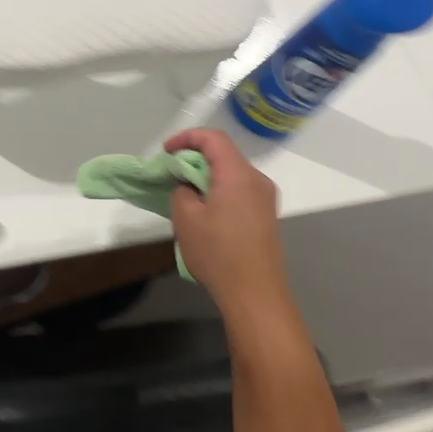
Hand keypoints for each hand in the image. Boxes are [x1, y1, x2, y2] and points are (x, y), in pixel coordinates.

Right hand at [166, 129, 285, 304]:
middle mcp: (257, 180)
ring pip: (232, 173)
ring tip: (185, 193)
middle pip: (225, 154)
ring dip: (207, 176)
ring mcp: (266, 199)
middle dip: (195, 157)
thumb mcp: (186, 218)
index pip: (213, 139)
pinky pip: (240, 190)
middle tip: (171, 172)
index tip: (166, 151)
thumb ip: (182, 191)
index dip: (187, 138)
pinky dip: (219, 190)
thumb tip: (189, 186)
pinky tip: (205, 211)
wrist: (255, 294)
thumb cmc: (217, 253)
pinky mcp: (266, 216)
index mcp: (238, 175)